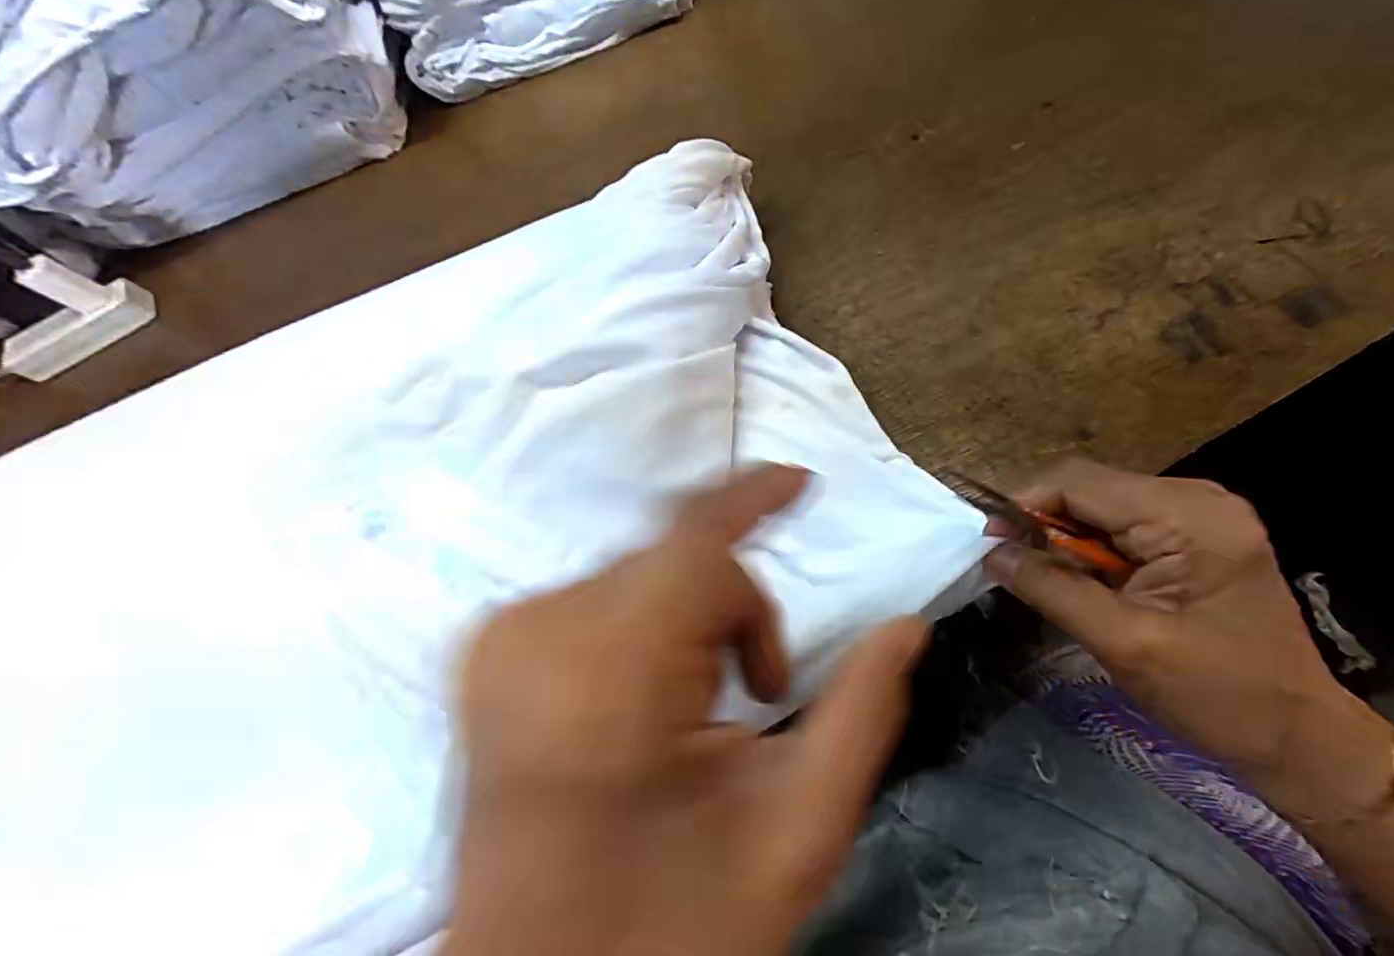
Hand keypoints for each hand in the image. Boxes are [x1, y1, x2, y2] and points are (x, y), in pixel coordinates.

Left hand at [445, 465, 929, 955]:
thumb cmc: (675, 922)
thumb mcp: (800, 828)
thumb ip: (865, 711)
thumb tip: (907, 624)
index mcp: (608, 678)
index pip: (694, 542)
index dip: (753, 496)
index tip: (804, 481)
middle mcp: (536, 640)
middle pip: (679, 562)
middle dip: (740, 607)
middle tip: (764, 691)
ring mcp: (499, 647)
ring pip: (647, 573)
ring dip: (699, 618)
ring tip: (713, 708)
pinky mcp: (486, 660)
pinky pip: (604, 594)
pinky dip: (655, 624)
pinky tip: (657, 697)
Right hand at [984, 460, 1393, 818]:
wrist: (1297, 735)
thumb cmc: (1216, 697)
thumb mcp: (1125, 645)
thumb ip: (1055, 590)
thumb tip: (995, 553)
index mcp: (1190, 516)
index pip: (1085, 483)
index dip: (1029, 504)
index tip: (991, 539)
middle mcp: (1201, 497)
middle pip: (1099, 490)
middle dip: (1052, 525)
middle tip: (1016, 565)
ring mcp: (1209, 512)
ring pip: (1113, 506)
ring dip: (1076, 539)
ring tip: (1052, 579)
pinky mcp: (1207, 532)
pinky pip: (1137, 524)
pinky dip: (1105, 548)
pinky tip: (1095, 580)